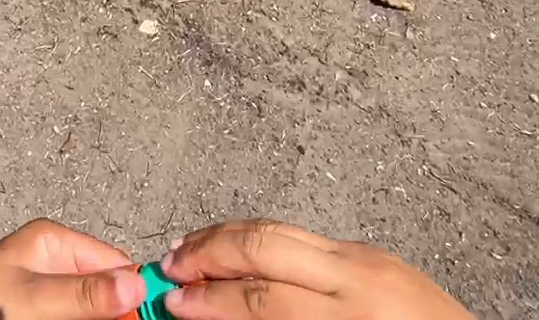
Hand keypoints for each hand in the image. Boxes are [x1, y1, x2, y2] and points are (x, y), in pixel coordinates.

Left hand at [0, 219, 147, 319]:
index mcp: (52, 241)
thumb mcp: (34, 300)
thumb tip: (137, 284)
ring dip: (97, 319)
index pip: (113, 262)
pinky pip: (70, 317)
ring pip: (89, 310)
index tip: (153, 319)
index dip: (134, 292)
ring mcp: (45, 288)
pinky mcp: (38, 310)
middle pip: (103, 291)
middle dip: (114, 313)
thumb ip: (84, 295)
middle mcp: (52, 260)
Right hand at [160, 220, 472, 319]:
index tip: (174, 305)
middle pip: (262, 246)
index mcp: (358, 318)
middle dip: (206, 253)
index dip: (209, 300)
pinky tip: (236, 249)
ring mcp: (366, 257)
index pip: (261, 299)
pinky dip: (258, 238)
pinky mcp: (370, 252)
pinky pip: (301, 235)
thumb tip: (222, 315)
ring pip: (276, 227)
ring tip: (188, 248)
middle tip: (169, 267)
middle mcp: (360, 278)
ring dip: (224, 236)